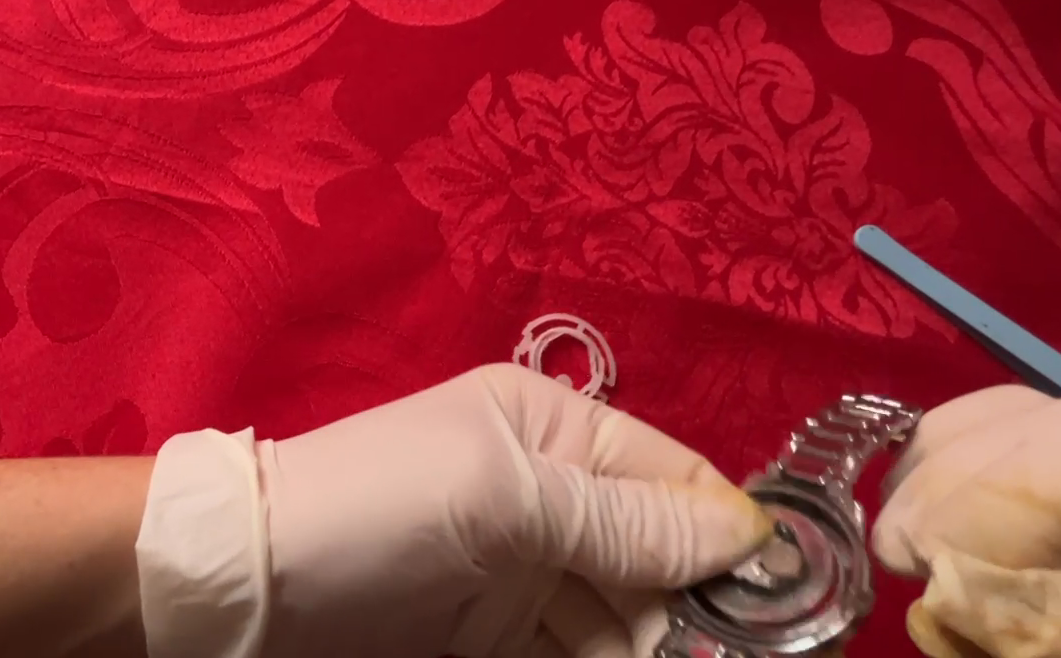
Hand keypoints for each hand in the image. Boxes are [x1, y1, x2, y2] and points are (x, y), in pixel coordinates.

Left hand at [137, 363, 770, 657]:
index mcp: (549, 425)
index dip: (728, 532)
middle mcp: (547, 485)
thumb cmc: (387, 505)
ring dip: (654, 646)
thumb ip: (618, 517)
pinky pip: (581, 646)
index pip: (668, 472)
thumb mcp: (503, 497)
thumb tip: (742, 532)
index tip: (792, 606)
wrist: (268, 575)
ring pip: (626, 610)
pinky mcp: (503, 625)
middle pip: (656, 550)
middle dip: (695, 608)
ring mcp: (525, 560)